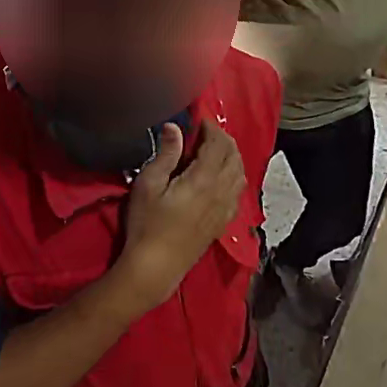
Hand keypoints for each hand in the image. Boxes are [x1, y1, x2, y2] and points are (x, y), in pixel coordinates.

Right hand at [117, 119, 245, 306]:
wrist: (156, 266)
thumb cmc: (146, 223)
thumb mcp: (148, 185)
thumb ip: (165, 154)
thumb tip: (174, 127)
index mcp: (204, 179)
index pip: (218, 144)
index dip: (211, 128)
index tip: (198, 120)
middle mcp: (222, 191)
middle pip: (234, 156)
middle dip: (223, 139)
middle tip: (205, 133)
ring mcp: (226, 208)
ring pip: (240, 173)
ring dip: (231, 156)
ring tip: (213, 151)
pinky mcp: (223, 221)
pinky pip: (238, 191)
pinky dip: (233, 176)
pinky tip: (220, 178)